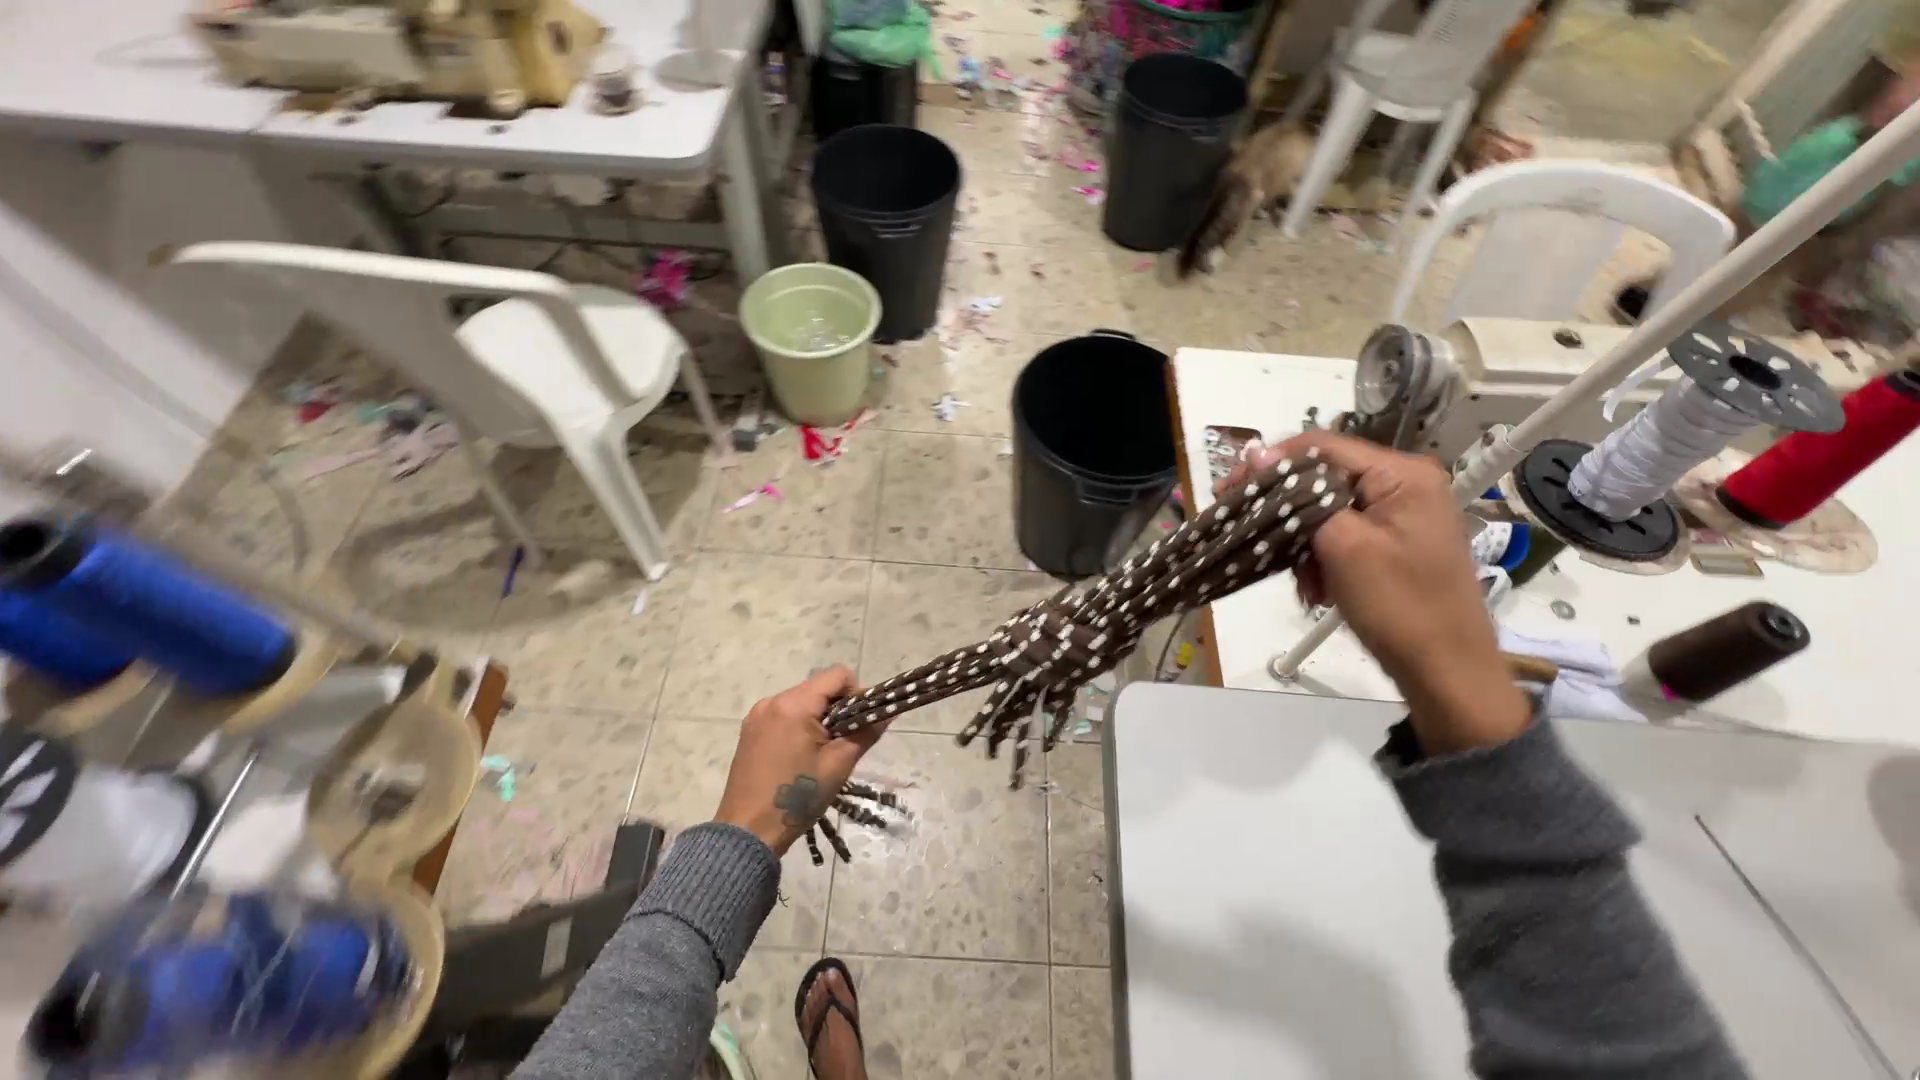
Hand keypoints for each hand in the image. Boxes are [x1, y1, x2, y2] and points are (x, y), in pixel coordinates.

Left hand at [713, 666, 886, 854]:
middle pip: (818, 687)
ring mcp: (757, 716)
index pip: (837, 675)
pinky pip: (783, 715)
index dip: (857, 692)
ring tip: (820, 754)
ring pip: (801, 701)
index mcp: (794, 704)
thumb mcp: (839, 764)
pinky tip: (799, 756)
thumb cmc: (798, 796)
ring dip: (818, 719)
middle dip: (837, 709)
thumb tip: (889, 713)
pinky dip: (799, 726)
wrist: (748, 831)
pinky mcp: (749, 731)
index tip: (860, 722)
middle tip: (842, 743)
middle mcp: (772, 701)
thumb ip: (866, 732)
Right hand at [1231, 431, 1530, 752]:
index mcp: (1403, 474)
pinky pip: (1343, 534)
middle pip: (1323, 477)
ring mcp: (1401, 514)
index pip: (1322, 447)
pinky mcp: (1394, 542)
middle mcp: (1406, 483)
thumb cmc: (1399, 606)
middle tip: (1245, 528)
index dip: (1271, 461)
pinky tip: (1318, 588)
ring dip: (1302, 541)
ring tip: (1299, 578)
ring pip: (1327, 509)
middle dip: (1285, 508)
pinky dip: (1322, 557)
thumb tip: (1259, 454)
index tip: (1230, 486)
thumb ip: (1302, 497)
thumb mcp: (1344, 546)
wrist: (1446, 672)